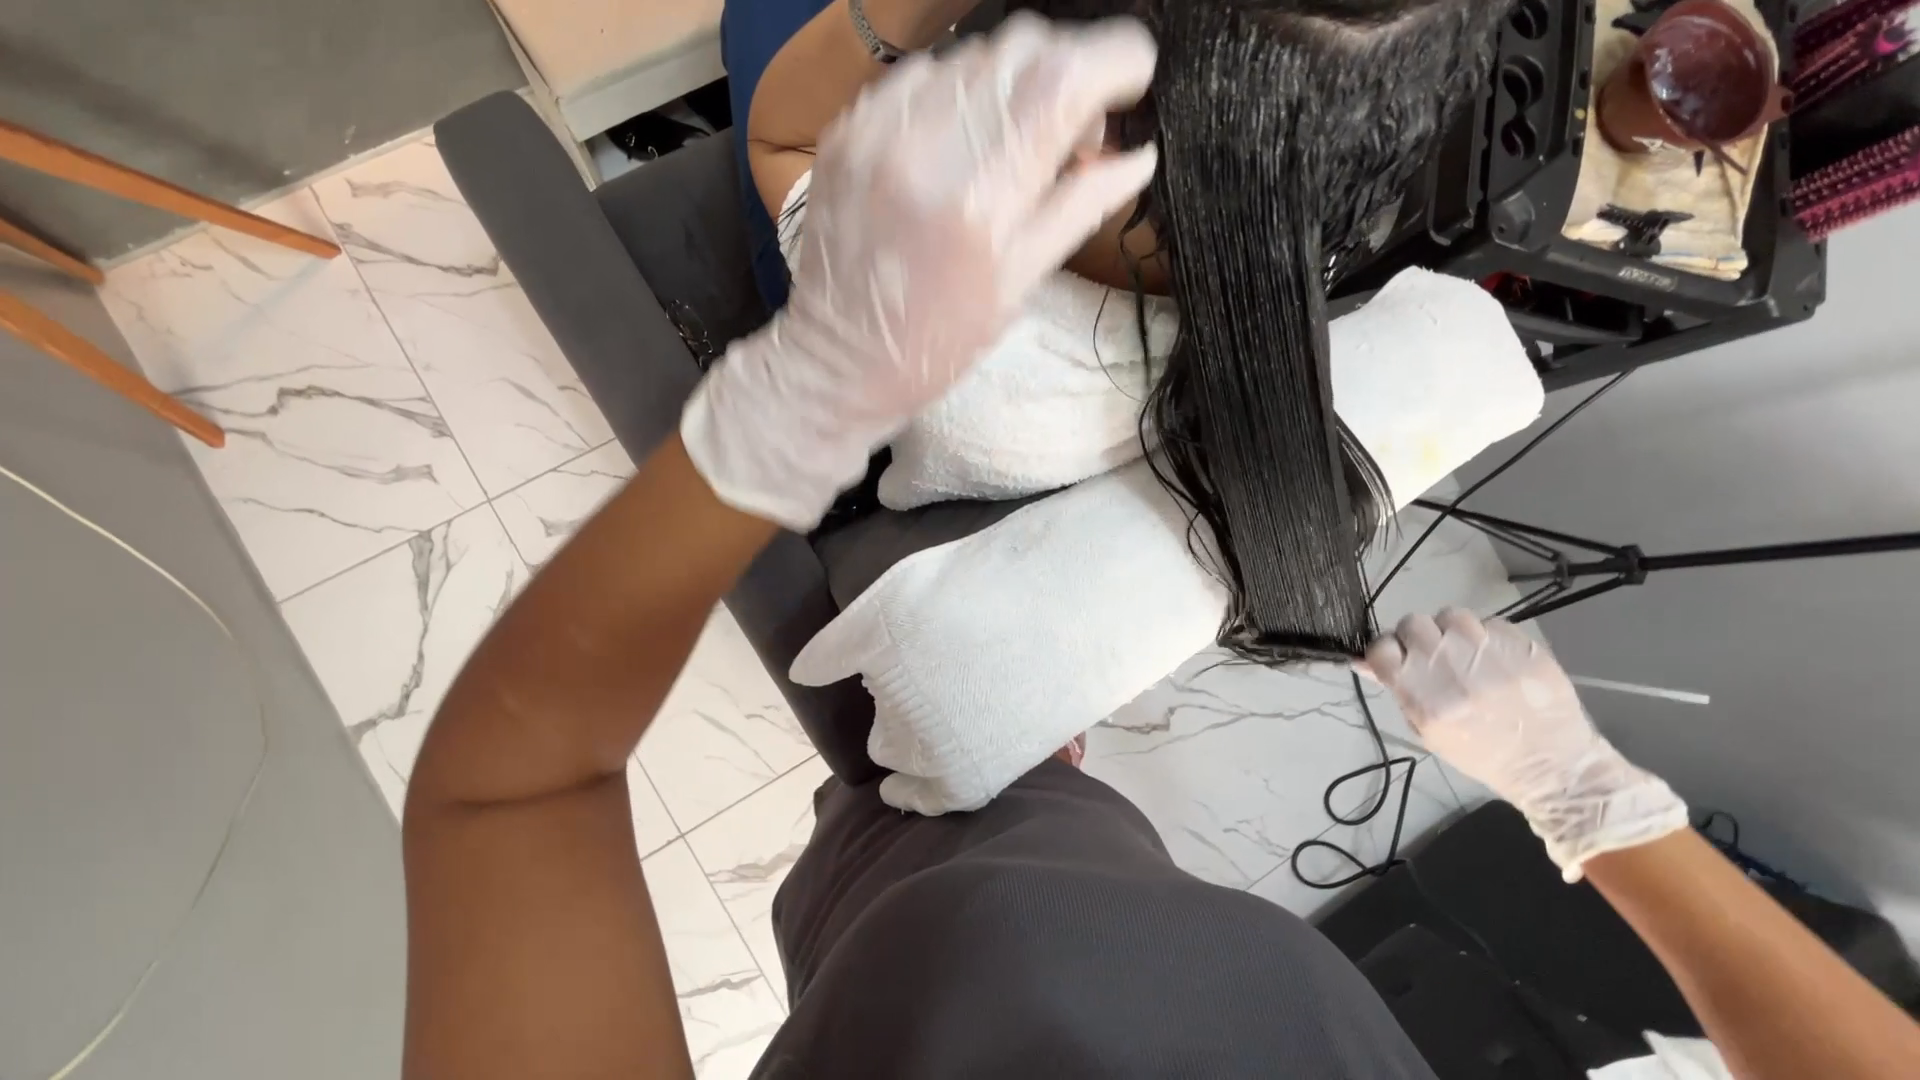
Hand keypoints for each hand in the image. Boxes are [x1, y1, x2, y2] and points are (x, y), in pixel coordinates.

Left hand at [682, 13, 1158, 529]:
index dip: (1117, 60)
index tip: (1134, 80)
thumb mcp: (1018, 286)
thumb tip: (1141, 154)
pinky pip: (922, 74)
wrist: (836, 361)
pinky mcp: (847, 127)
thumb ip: (1079, 208)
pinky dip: (959, 93)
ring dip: (1012, 83)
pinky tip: (959, 144)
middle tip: (1073, 130)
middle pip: (1023, 48)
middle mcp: (925, 144)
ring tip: (1012, 142)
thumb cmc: (936, 343)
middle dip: (1068, 70)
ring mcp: (878, 128)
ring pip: (974, 52)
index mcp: (980, 197)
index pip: (1063, 77)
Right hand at [1364, 609, 1689, 880]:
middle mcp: (1451, 666)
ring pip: (1450, 615)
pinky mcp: (1521, 644)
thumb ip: (1399, 690)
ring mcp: (1488, 652)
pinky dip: (1486, 637)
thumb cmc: (1481, 753)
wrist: (1552, 764)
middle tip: (1433, 655)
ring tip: (1465, 653)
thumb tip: (1365, 661)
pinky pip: (1490, 623)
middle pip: (1412, 623)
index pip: (1381, 648)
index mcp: (1422, 694)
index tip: (1397, 660)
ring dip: (1451, 631)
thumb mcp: (1427, 729)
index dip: (1386, 651)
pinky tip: (1496, 660)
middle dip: (1417, 637)